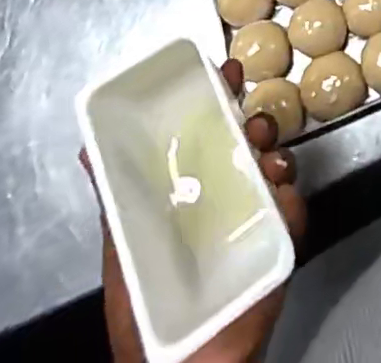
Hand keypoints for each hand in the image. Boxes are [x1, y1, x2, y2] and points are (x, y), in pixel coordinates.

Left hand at [80, 58, 306, 362]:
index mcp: (191, 188)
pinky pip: (293, 211)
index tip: (226, 72)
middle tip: (254, 120)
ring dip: (277, 155)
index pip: (209, 131)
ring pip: (277, 168)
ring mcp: (255, 218)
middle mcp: (226, 195)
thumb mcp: (124, 247)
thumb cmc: (146, 309)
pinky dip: (291, 202)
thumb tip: (88, 147)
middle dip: (256, 122)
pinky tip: (280, 201)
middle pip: (249, 143)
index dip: (219, 98)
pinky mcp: (279, 244)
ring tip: (269, 160)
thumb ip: (115, 197)